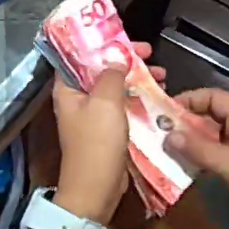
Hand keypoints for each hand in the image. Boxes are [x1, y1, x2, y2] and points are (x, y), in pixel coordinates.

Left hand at [50, 42, 163, 224]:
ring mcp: (91, 114)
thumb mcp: (105, 103)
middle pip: (101, 69)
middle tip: (150, 53)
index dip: (102, 43)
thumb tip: (116, 57)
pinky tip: (155, 95)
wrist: (95, 190)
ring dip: (136, 78)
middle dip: (126, 60)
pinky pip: (121, 105)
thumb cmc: (96, 143)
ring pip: (114, 87)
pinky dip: (137, 97)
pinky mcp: (105, 129)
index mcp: (68, 88)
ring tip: (160, 74)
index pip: (80, 55)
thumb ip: (111, 75)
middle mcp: (77, 98)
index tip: (126, 38)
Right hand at [167, 88, 228, 228]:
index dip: (186, 101)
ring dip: (195, 142)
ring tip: (168, 152)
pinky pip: (226, 152)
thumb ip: (200, 150)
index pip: (213, 97)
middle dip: (187, 124)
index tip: (159, 114)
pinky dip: (208, 157)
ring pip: (218, 135)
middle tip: (157, 136)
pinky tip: (191, 168)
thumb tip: (167, 135)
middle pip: (214, 115)